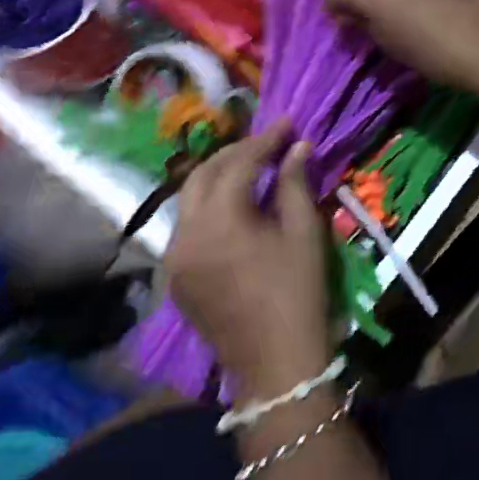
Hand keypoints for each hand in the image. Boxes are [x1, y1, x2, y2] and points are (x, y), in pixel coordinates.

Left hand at [165, 121, 331, 394]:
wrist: (275, 357)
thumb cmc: (298, 288)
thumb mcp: (304, 232)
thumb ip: (295, 185)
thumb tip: (297, 148)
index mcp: (218, 223)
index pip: (236, 165)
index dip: (263, 140)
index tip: (287, 123)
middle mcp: (184, 235)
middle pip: (201, 176)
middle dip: (235, 152)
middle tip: (269, 141)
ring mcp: (174, 259)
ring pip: (189, 201)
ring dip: (219, 177)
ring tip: (253, 167)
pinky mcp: (176, 277)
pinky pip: (188, 227)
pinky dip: (211, 206)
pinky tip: (237, 206)